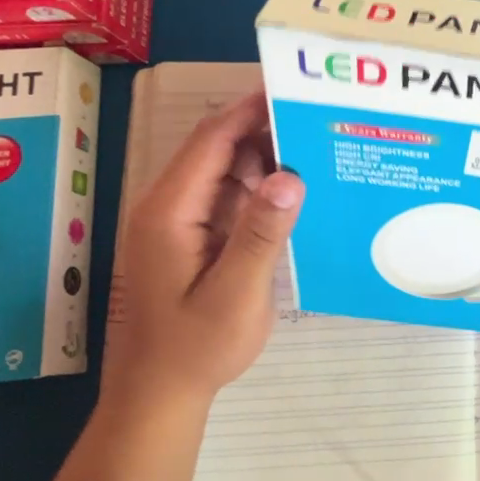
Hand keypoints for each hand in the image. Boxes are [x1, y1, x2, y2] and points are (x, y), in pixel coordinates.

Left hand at [106, 91, 303, 411]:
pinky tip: (299, 184)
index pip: (211, 141)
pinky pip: (231, 197)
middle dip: (265, 125)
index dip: (249, 108)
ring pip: (227, 170)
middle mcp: (170, 206)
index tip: (293, 86)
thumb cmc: (195, 347)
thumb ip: (261, 234)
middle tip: (320, 111)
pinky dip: (263, 185)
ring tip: (319, 139)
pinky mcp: (196, 238)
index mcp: (169, 211)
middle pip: (218, 148)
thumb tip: (291, 175)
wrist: (160, 394)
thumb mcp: (234, 294)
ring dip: (268, 154)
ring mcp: (183, 222)